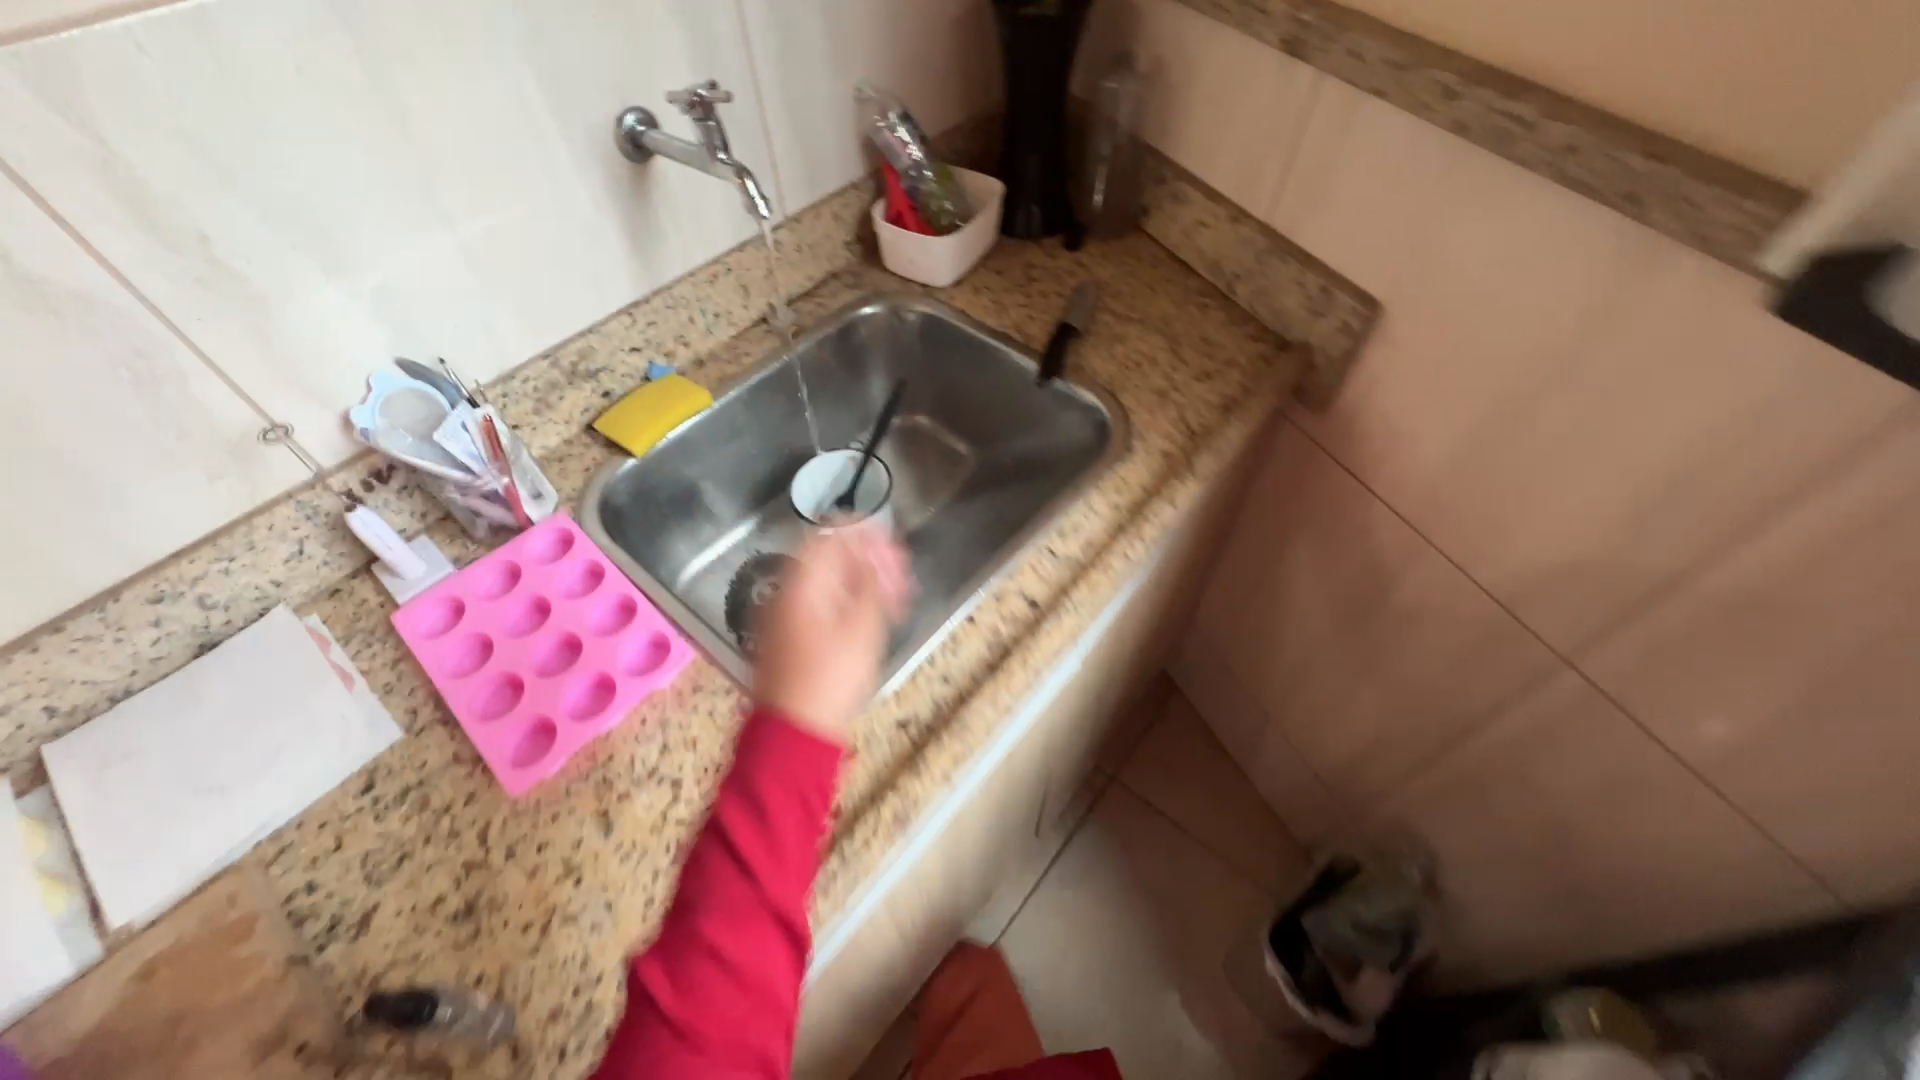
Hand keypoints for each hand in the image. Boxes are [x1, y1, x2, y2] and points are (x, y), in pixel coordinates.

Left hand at [752, 524, 910, 743]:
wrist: (795, 729)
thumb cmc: (830, 679)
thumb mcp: (862, 627)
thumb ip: (871, 584)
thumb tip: (876, 556)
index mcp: (801, 585)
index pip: (828, 538)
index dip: (863, 534)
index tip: (891, 542)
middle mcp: (786, 594)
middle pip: (828, 561)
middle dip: (868, 562)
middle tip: (900, 574)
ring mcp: (784, 618)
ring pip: (827, 585)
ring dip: (862, 584)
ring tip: (895, 599)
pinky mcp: (789, 639)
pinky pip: (820, 607)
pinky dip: (847, 604)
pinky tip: (870, 620)